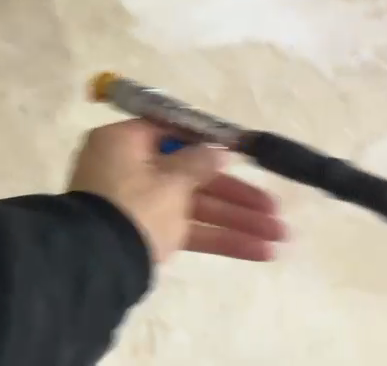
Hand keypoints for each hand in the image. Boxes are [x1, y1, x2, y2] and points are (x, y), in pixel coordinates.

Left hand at [69, 118, 286, 263]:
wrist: (103, 253)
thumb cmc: (135, 204)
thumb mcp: (168, 181)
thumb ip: (195, 164)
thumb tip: (215, 149)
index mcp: (120, 142)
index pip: (164, 133)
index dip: (202, 142)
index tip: (239, 153)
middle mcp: (125, 164)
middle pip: (185, 172)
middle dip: (233, 191)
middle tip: (276, 208)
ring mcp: (134, 197)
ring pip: (191, 203)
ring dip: (236, 217)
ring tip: (283, 235)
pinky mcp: (145, 227)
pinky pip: (185, 227)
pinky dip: (219, 237)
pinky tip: (263, 252)